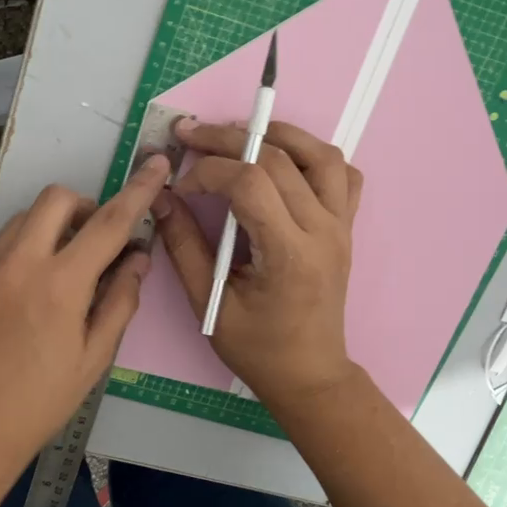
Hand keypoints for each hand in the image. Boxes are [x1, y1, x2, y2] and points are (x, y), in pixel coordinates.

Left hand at [0, 154, 172, 473]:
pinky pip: (5, 242)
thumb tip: (138, 258)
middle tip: (99, 240)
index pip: (108, 223)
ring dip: (55, 224)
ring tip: (68, 265)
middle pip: (57, 199)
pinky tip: (36, 284)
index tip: (156, 165)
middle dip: (86, 205)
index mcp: (59, 284)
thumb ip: (120, 301)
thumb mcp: (94, 358)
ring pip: (26, 216)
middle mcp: (20, 263)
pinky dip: (29, 244)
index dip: (138, 191)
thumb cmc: (41, 401)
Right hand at [153, 118, 362, 412]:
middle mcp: (322, 231)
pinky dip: (313, 156)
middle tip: (189, 134)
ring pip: (319, 155)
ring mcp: (340, 226)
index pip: (249, 183)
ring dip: (277, 134)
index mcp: (288, 254)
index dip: (207, 173)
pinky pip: (341, 175)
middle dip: (227, 140)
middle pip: (278, 158)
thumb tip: (161, 199)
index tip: (179, 187)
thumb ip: (185, 246)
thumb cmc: (257, 348)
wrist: (309, 374)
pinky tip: (283, 160)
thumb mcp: (210, 303)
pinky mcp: (345, 228)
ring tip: (238, 133)